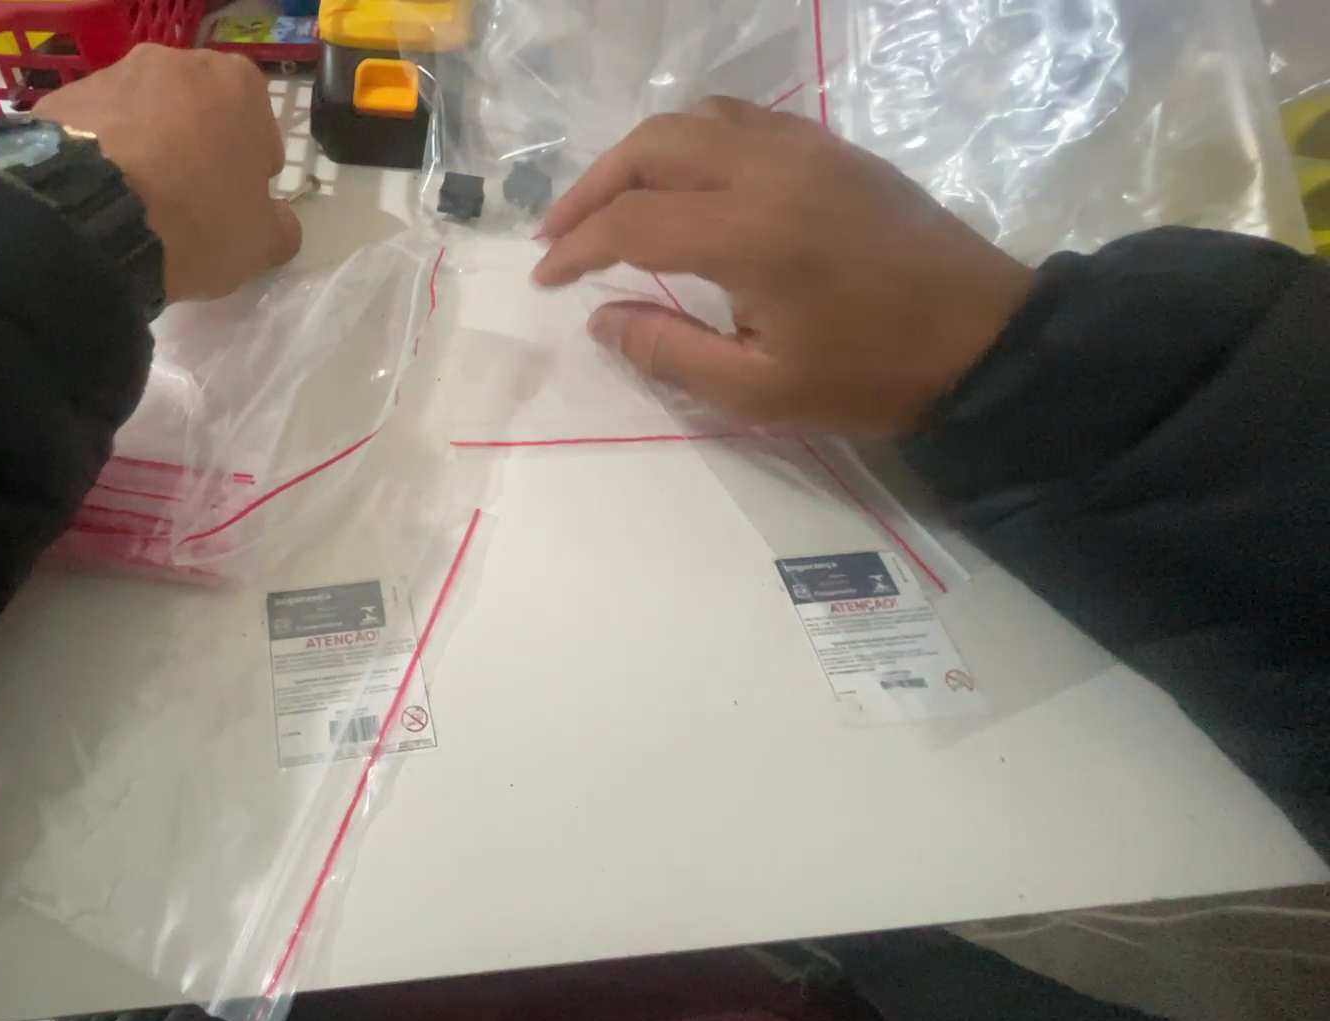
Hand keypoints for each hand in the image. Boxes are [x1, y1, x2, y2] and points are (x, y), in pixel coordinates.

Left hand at [33, 45, 300, 302]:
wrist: (92, 221)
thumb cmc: (199, 224)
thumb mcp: (263, 244)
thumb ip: (282, 228)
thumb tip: (278, 221)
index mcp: (238, 85)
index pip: (260, 128)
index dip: (253, 172)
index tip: (239, 206)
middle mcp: (177, 62)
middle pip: (201, 115)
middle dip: (201, 153)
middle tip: (192, 207)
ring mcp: (114, 73)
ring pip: (148, 119)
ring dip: (151, 152)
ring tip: (141, 207)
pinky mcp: (64, 98)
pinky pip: (100, 131)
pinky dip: (107, 158)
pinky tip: (104, 200)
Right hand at [533, 97, 1034, 433]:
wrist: (984, 342)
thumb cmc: (864, 377)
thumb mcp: (753, 390)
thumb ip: (664, 351)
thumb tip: (600, 318)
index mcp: (749, 236)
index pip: (630, 222)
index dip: (575, 248)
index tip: (544, 279)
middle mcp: (771, 171)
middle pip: (651, 148)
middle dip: (588, 190)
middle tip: (555, 236)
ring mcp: (805, 150)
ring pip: (692, 121)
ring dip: (632, 159)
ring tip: (603, 205)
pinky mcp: (830, 149)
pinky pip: (738, 121)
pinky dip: (684, 144)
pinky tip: (674, 184)